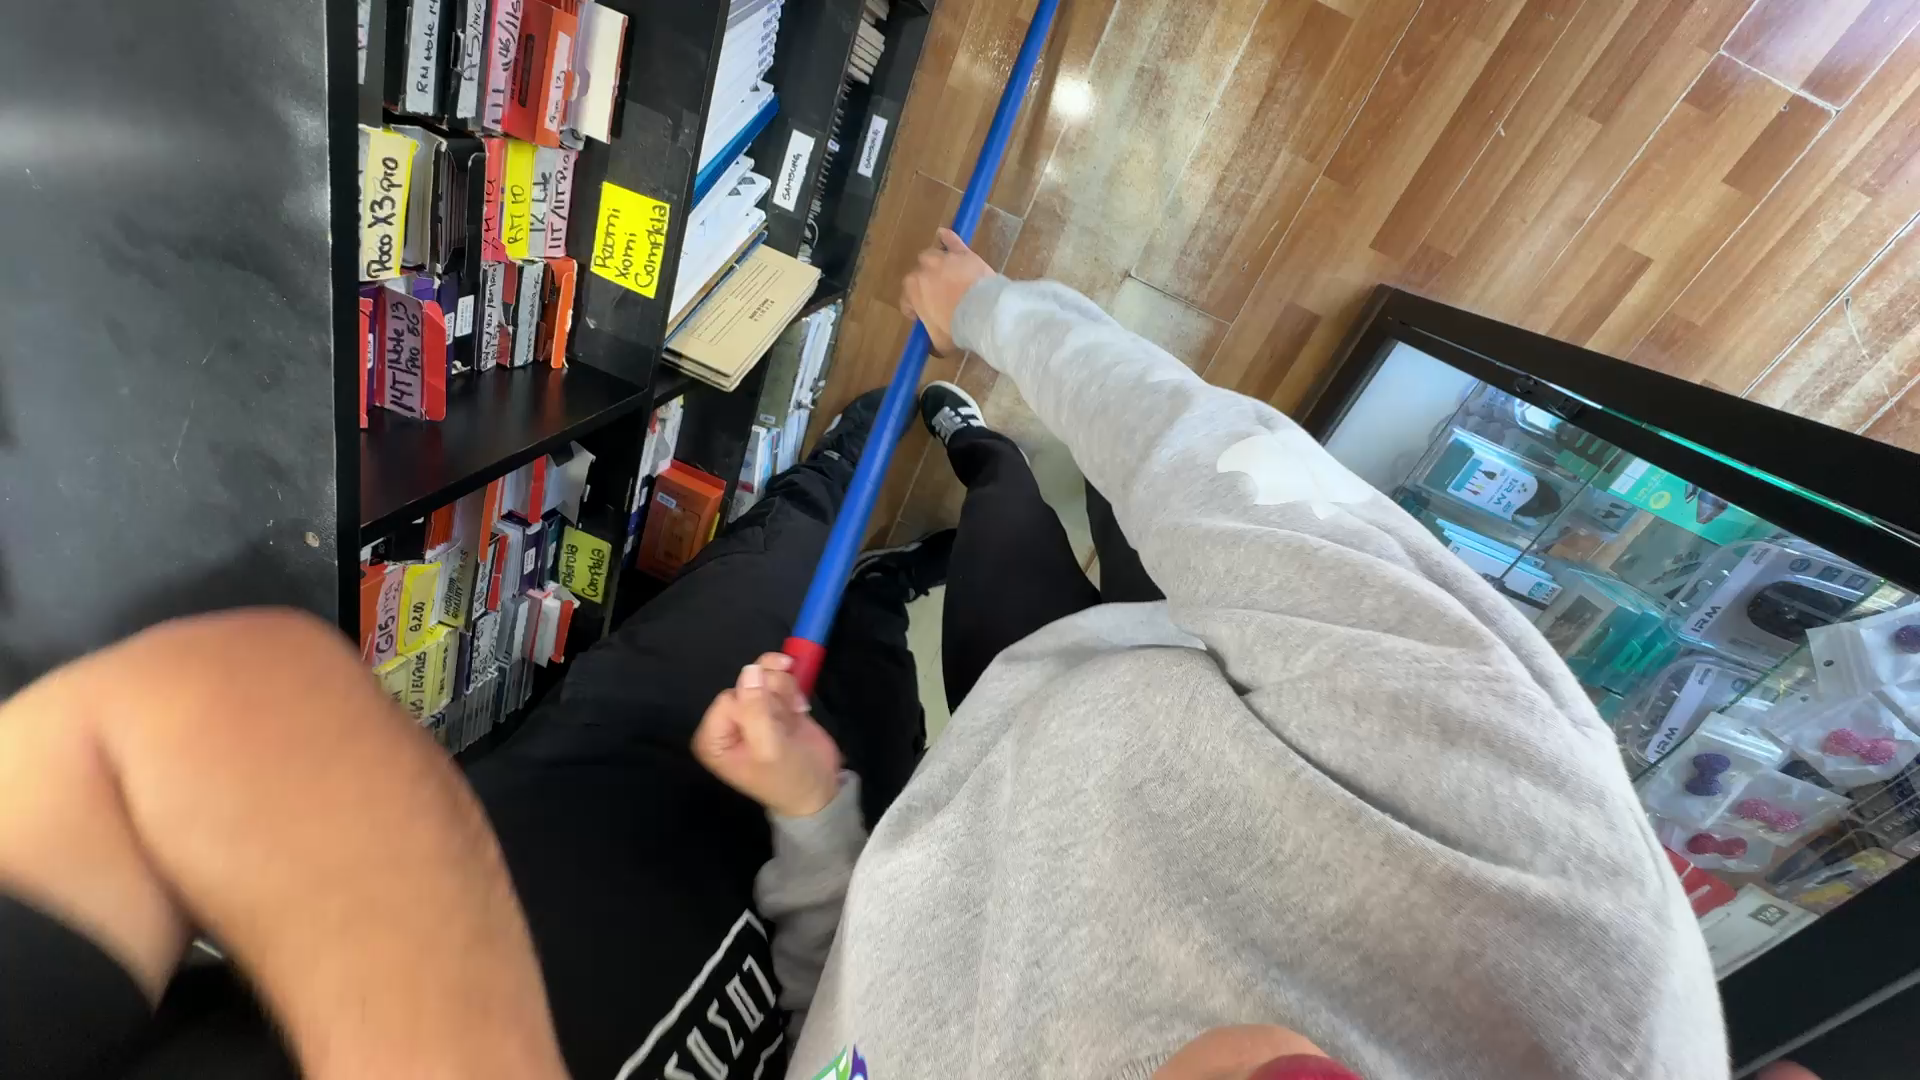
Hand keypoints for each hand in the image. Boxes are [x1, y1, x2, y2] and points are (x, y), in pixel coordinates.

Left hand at [692, 653, 842, 817]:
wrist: (820, 790)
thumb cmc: (788, 777)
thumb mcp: (770, 748)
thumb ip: (756, 709)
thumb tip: (751, 669)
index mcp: (714, 738)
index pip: (728, 698)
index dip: (755, 704)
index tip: (775, 721)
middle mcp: (728, 722)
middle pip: (748, 682)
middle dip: (772, 693)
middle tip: (788, 714)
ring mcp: (752, 712)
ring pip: (765, 676)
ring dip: (785, 690)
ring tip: (794, 712)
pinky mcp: (773, 705)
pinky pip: (778, 678)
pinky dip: (792, 689)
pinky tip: (799, 708)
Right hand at [900, 227, 994, 355]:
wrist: (981, 311)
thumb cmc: (955, 328)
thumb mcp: (939, 342)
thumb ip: (933, 340)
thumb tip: (936, 345)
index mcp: (912, 291)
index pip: (906, 301)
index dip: (914, 311)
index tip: (922, 318)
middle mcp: (923, 270)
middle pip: (918, 275)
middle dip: (924, 286)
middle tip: (937, 299)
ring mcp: (943, 259)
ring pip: (931, 256)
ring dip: (933, 265)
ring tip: (942, 275)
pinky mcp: (962, 253)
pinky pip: (951, 239)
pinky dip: (947, 237)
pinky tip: (943, 234)